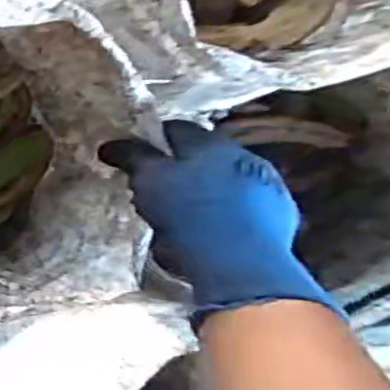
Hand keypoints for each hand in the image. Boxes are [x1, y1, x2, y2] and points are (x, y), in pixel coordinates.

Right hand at [99, 120, 340, 320]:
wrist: (241, 261)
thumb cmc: (186, 212)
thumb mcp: (146, 180)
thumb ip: (131, 157)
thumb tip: (110, 145)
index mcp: (208, 143)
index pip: (176, 128)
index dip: (153, 139)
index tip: (137, 156)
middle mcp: (242, 155)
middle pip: (204, 153)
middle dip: (182, 164)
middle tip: (157, 185)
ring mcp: (267, 184)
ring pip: (227, 177)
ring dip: (208, 186)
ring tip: (185, 209)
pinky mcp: (280, 213)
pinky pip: (246, 203)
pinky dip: (229, 209)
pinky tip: (213, 227)